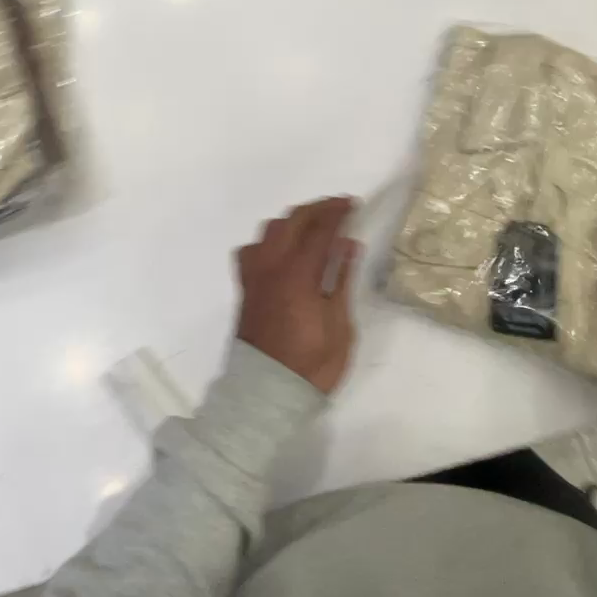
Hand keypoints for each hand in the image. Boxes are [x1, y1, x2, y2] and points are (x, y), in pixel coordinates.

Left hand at [236, 197, 359, 393]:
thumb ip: (341, 280)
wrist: (266, 393)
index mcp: (298, 274)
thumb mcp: (339, 325)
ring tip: (313, 225)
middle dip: (316, 209)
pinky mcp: (244, 288)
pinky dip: (269, 241)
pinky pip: (252, 250)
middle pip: (291, 221)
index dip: (337, 213)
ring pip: (268, 231)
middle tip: (338, 208)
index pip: (319, 230)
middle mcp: (271, 267)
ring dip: (292, 221)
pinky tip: (281, 251)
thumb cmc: (311, 364)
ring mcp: (253, 276)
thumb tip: (347, 244)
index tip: (352, 204)